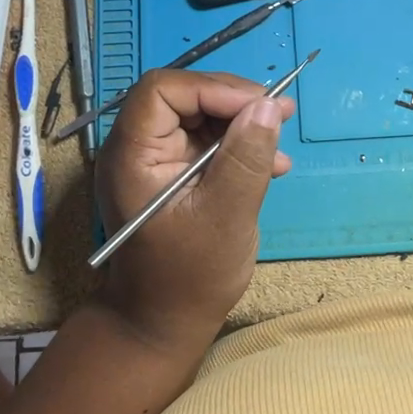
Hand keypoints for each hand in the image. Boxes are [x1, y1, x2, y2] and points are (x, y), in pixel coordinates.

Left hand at [94, 69, 293, 355]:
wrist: (164, 324)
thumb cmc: (189, 277)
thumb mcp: (226, 215)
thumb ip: (246, 157)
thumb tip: (268, 106)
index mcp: (132, 154)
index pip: (163, 90)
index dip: (213, 89)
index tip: (258, 106)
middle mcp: (136, 149)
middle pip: (182, 97)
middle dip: (233, 102)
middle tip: (279, 114)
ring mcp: (154, 162)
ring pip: (198, 117)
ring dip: (241, 123)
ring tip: (280, 138)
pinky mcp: (173, 175)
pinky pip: (204, 143)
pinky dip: (237, 146)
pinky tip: (272, 164)